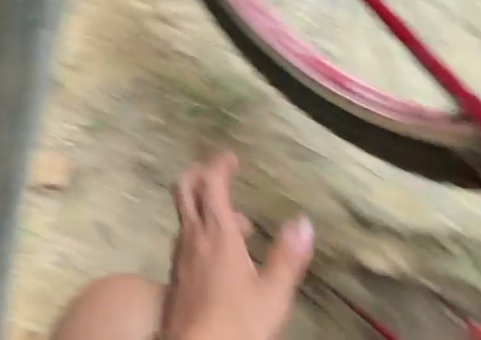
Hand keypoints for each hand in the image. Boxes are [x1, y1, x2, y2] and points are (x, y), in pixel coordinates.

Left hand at [161, 152, 313, 339]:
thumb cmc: (237, 325)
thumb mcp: (272, 295)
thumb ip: (287, 257)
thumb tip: (303, 221)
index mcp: (216, 232)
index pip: (210, 183)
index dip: (219, 165)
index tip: (231, 157)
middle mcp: (192, 235)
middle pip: (185, 189)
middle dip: (200, 174)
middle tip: (220, 174)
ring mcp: (180, 254)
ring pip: (186, 215)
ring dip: (204, 206)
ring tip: (236, 221)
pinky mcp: (176, 274)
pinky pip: (187, 237)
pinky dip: (202, 230)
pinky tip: (220, 255)